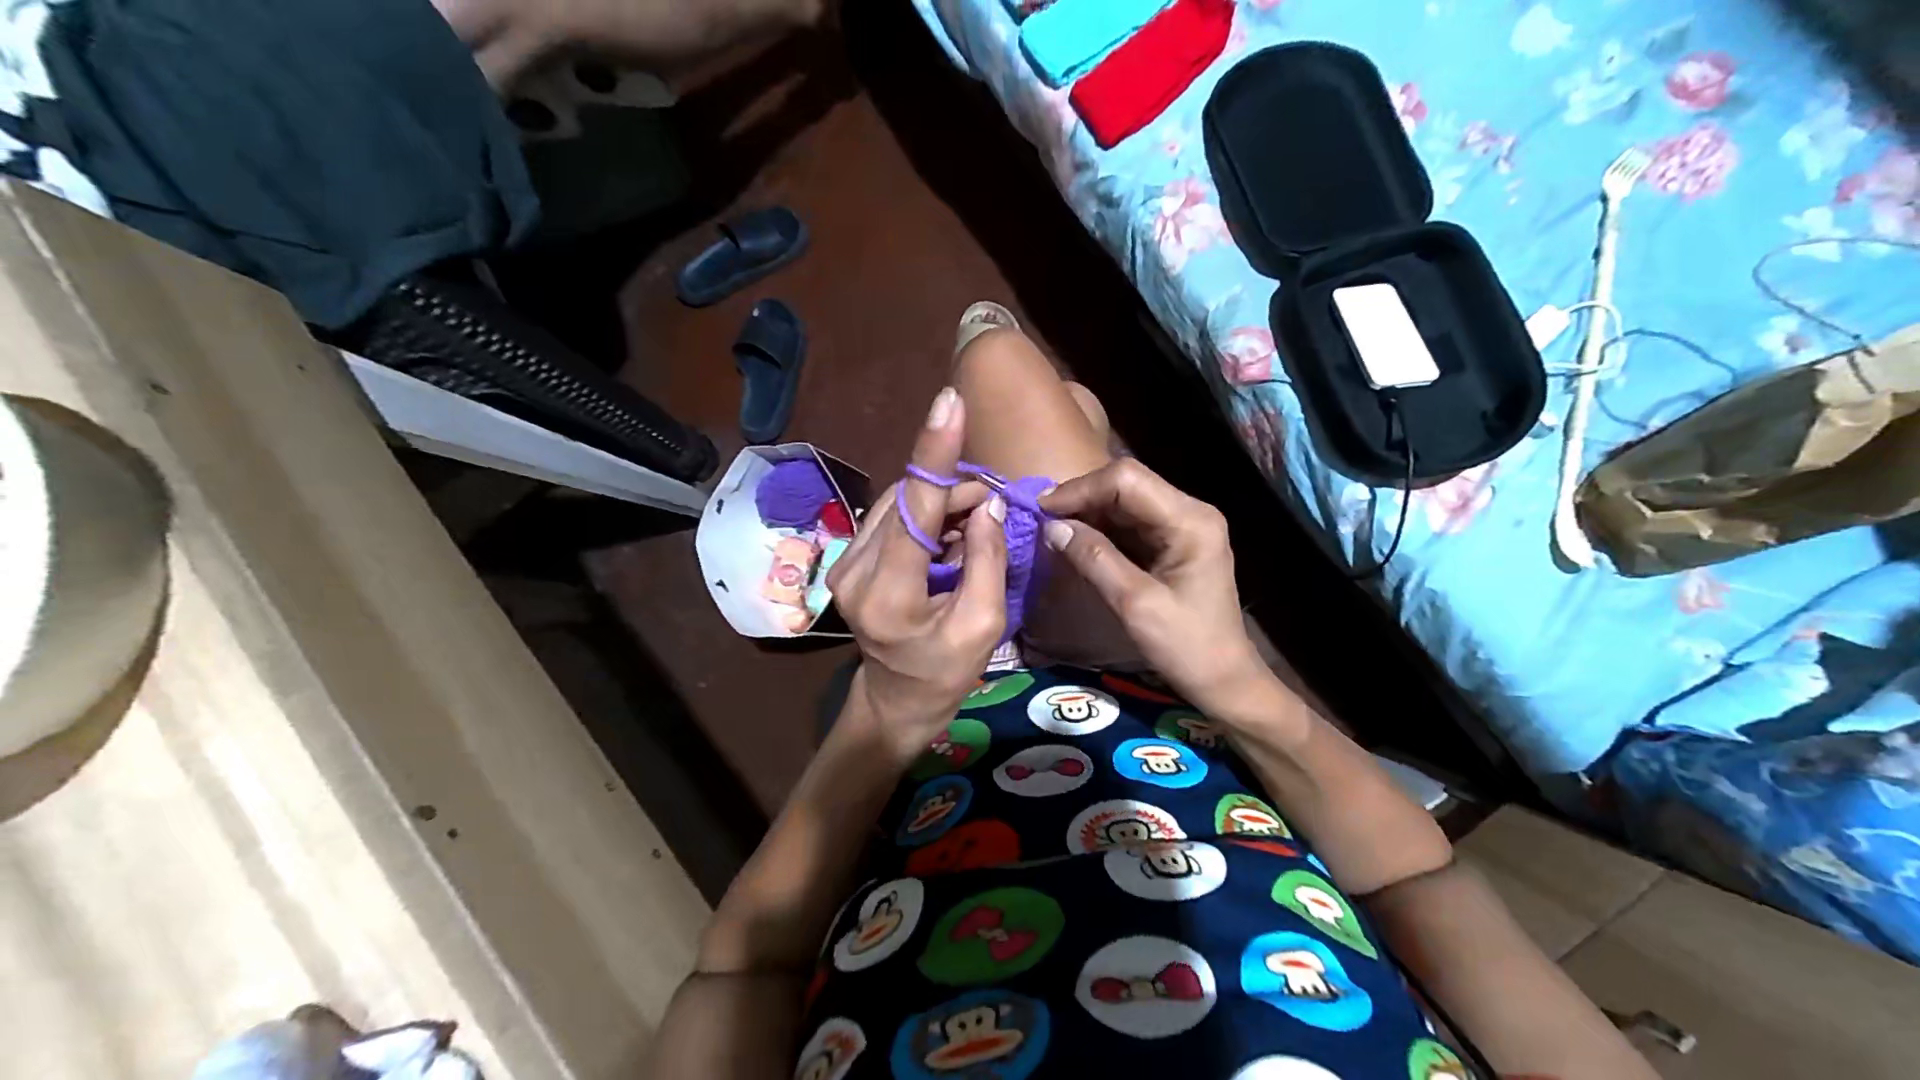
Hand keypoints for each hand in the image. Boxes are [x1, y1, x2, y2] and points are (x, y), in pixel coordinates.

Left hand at [826, 387, 1007, 755]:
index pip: (913, 510)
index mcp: (886, 594)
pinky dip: (926, 514)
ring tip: (978, 521)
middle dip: (955, 489)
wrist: (895, 703)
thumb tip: (989, 504)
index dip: (935, 454)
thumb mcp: (982, 627)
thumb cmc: (943, 676)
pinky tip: (950, 534)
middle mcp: (854, 569)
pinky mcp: (850, 559)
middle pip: (908, 499)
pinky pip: (893, 517)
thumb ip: (988, 561)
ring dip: (942, 500)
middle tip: (996, 505)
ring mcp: (845, 562)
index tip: (949, 402)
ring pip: (899, 502)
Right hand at [1038, 459, 1272, 719]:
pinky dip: (1100, 528)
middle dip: (1082, 498)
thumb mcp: (1134, 604)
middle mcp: (1190, 512)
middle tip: (1042, 520)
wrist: (1223, 679)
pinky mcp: (1172, 541)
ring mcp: (1183, 525)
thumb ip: (1094, 559)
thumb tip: (1051, 527)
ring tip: (1052, 529)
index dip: (1081, 489)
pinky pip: (1129, 522)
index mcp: (1190, 520)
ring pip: (1125, 501)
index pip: (1127, 480)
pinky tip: (1076, 540)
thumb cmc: (1185, 646)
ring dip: (1088, 512)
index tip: (1043, 510)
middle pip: (1127, 484)